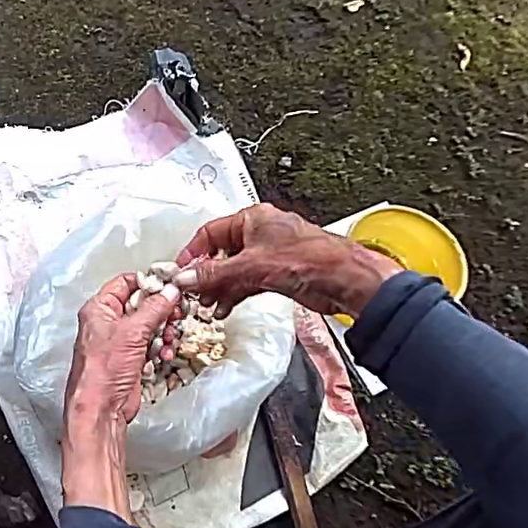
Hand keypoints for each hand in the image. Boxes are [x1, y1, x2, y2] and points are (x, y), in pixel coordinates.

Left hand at [61, 273, 176, 515]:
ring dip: (163, 332)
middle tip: (176, 315)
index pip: (125, 283)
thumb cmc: (104, 370)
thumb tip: (170, 291)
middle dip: (162, 311)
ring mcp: (120, 342)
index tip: (171, 285)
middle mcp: (107, 323)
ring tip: (168, 340)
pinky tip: (164, 355)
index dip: (148, 282)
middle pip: (142, 305)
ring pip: (150, 326)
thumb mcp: (132, 331)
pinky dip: (160, 348)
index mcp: (99, 309)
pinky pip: (151, 346)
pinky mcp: (130, 359)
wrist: (102, 408)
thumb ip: (154, 308)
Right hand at [176, 204, 402, 318]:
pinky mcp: (276, 274)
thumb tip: (187, 277)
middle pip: (220, 253)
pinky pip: (245, 283)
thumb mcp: (252, 265)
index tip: (181, 270)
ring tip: (206, 303)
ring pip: (232, 271)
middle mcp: (260, 234)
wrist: (346, 281)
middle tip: (192, 291)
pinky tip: (224, 307)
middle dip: (205, 275)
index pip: (210, 233)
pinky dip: (233, 295)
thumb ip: (215, 274)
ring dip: (218, 288)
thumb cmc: (313, 259)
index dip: (193, 252)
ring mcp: (268, 255)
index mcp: (253, 220)